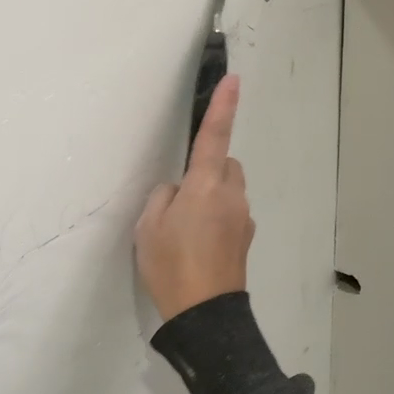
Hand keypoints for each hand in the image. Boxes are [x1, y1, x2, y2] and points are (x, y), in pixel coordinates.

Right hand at [136, 75, 253, 321]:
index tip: (233, 80)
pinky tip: (197, 245)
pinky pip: (230, 214)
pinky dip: (216, 218)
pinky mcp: (245, 240)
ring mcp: (242, 219)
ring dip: (211, 196)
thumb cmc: (170, 266)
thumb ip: (162, 198)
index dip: (222, 107)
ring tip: (185, 229)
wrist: (204, 312)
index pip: (213, 137)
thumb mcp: (148, 228)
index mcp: (204, 187)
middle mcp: (231, 196)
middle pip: (225, 165)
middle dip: (207, 169)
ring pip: (228, 191)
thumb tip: (178, 192)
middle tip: (178, 199)